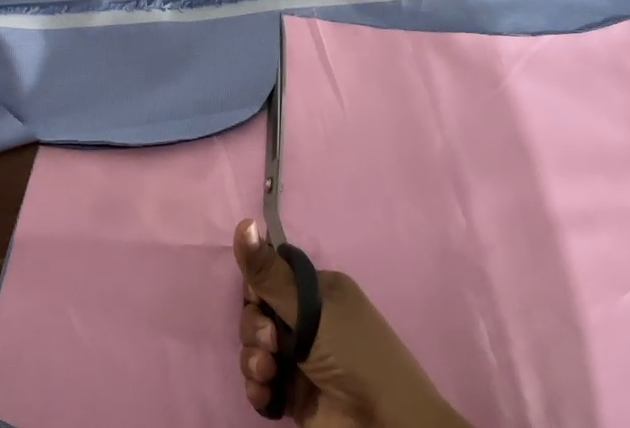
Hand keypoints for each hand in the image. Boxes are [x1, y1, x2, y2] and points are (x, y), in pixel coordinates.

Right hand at [234, 220, 469, 427]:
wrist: (386, 426)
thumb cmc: (354, 355)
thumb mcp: (311, 310)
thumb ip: (269, 273)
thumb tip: (243, 221)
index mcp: (316, 292)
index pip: (268, 278)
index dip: (255, 290)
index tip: (258, 301)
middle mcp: (306, 322)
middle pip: (256, 314)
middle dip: (254, 329)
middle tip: (271, 344)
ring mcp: (298, 360)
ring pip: (253, 349)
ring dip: (253, 361)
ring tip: (269, 375)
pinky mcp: (292, 395)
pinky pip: (259, 383)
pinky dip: (258, 389)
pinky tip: (267, 396)